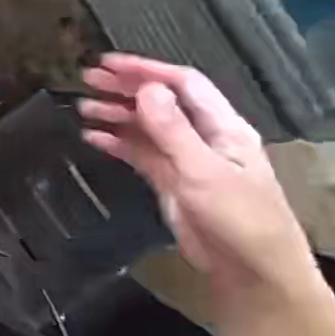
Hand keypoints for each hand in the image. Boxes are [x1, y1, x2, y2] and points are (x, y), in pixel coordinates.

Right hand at [78, 53, 325, 315]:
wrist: (252, 272)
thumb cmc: (240, 219)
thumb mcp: (203, 171)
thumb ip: (173, 129)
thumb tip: (147, 88)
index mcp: (222, 127)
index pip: (183, 84)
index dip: (146, 70)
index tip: (108, 64)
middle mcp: (203, 137)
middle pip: (160, 102)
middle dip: (124, 88)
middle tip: (86, 80)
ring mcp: (185, 159)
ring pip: (146, 127)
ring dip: (116, 115)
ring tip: (82, 108)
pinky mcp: (170, 182)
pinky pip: (139, 154)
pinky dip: (116, 143)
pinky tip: (93, 138)